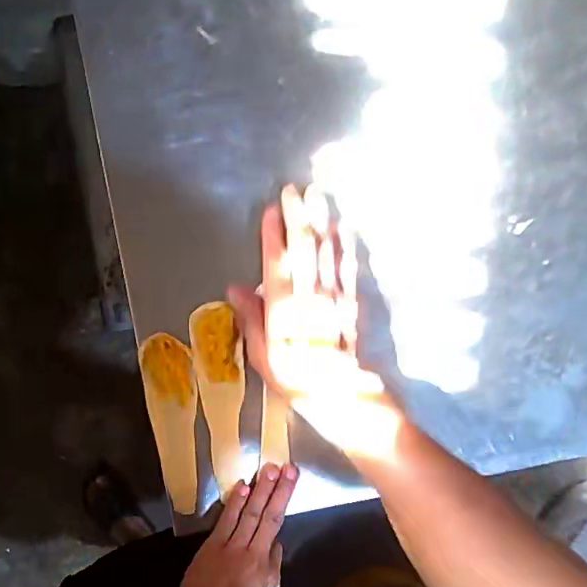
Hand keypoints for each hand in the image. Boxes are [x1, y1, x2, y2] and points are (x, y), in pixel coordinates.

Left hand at [168, 463, 298, 586]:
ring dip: (259, 489)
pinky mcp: (211, 547)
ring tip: (268, 469)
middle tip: (287, 466)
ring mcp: (230, 547)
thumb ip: (273, 567)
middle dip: (277, 489)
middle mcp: (252, 552)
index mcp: (266, 565)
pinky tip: (243, 487)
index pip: (277, 526)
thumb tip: (276, 543)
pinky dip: (235, 504)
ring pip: (248, 514)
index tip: (291, 480)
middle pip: (267, 515)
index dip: (285, 501)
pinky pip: (226, 521)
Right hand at [231, 185, 405, 457]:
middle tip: (295, 189)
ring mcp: (333, 300)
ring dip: (321, 223)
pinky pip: (346, 271)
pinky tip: (344, 229)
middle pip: (304, 251)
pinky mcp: (350, 305)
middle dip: (298, 219)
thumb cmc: (296, 382)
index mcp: (283, 312)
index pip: (276, 266)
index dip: (273, 237)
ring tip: (318, 196)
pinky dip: (344, 248)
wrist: (342, 398)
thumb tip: (236, 288)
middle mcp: (309, 299)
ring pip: (326, 254)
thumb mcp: (263, 358)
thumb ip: (251, 320)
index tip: (271, 210)